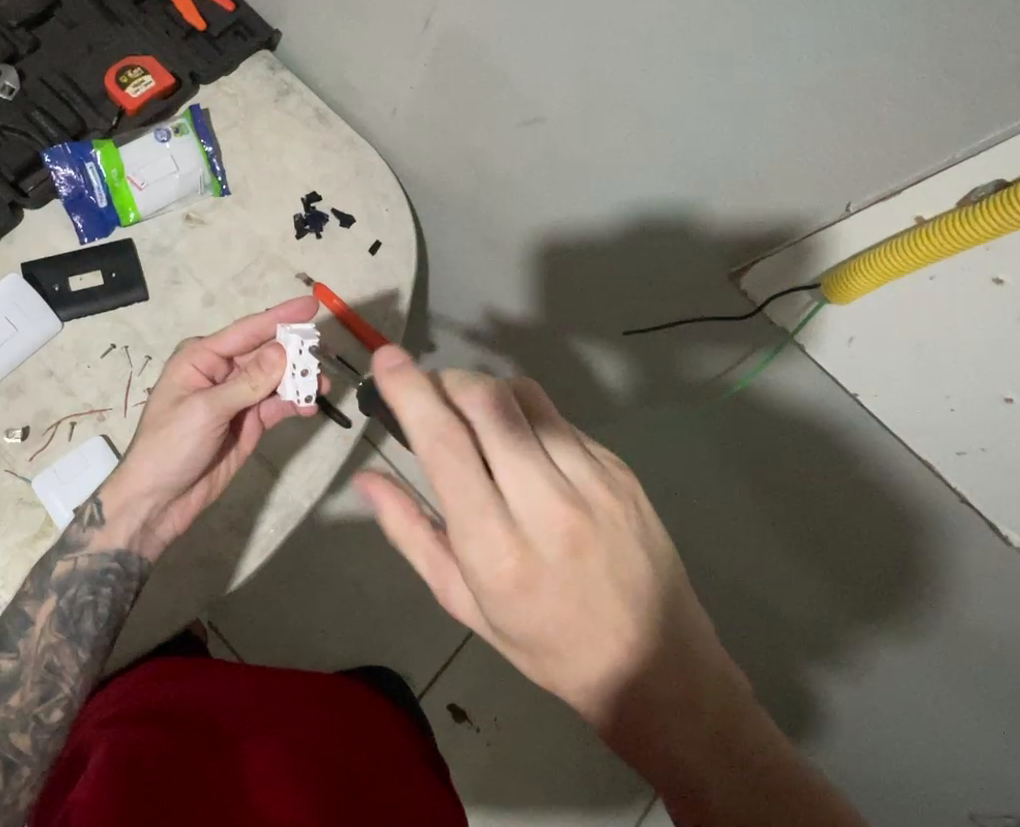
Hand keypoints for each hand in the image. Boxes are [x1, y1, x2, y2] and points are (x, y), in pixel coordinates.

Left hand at [97, 297, 322, 558]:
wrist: (158, 501)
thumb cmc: (170, 446)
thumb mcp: (206, 410)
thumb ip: (247, 382)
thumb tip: (282, 350)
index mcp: (202, 357)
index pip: (247, 331)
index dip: (280, 317)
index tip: (312, 305)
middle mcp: (221, 371)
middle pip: (266, 353)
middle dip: (296, 353)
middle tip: (324, 355)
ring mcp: (237, 398)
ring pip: (276, 379)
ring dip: (299, 381)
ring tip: (322, 386)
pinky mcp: (248, 423)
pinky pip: (277, 404)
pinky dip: (294, 403)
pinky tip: (309, 407)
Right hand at [353, 346, 749, 754]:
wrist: (655, 660)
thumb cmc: (543, 642)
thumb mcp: (463, 603)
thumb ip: (411, 533)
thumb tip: (365, 479)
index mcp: (496, 546)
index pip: (445, 444)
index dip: (409, 392)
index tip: (386, 359)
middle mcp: (546, 503)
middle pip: (487, 401)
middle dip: (447, 380)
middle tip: (430, 393)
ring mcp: (592, 480)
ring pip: (525, 397)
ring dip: (486, 392)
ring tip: (474, 416)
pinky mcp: (619, 469)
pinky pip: (559, 419)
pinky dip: (526, 416)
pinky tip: (523, 447)